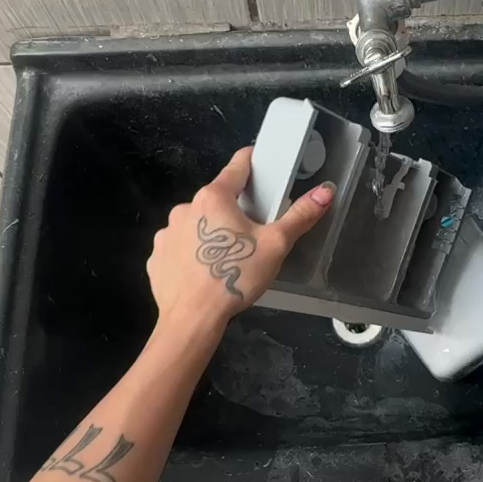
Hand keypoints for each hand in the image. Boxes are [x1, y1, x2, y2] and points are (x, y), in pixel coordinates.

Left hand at [147, 146, 333, 328]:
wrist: (192, 319)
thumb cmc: (234, 277)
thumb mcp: (275, 246)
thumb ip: (300, 216)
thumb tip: (324, 193)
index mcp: (214, 197)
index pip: (237, 166)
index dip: (253, 162)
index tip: (261, 164)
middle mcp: (185, 208)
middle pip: (217, 200)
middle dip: (235, 212)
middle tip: (252, 236)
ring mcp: (167, 233)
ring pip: (197, 225)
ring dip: (212, 234)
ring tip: (228, 260)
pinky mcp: (158, 257)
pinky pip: (180, 248)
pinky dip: (193, 255)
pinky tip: (205, 273)